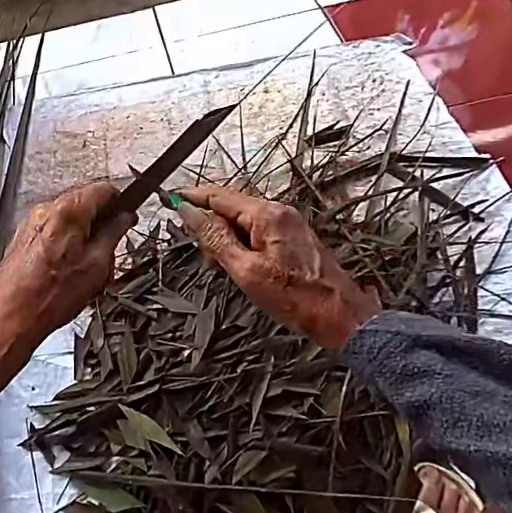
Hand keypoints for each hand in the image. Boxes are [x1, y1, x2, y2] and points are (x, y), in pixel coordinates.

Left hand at [0, 181, 135, 355]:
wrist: (10, 318)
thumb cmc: (47, 297)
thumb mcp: (96, 266)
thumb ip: (113, 234)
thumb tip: (124, 217)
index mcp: (67, 210)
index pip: (103, 189)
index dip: (121, 203)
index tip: (127, 219)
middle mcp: (46, 210)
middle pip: (85, 203)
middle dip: (101, 224)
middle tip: (109, 252)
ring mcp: (32, 224)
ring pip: (70, 220)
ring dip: (84, 237)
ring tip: (87, 269)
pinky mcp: (24, 238)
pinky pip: (54, 232)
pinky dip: (67, 245)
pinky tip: (68, 272)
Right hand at [176, 185, 379, 349]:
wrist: (341, 316)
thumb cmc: (296, 298)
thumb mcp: (246, 270)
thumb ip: (215, 239)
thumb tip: (190, 213)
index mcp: (267, 214)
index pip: (219, 195)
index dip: (192, 198)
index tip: (170, 200)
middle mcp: (279, 211)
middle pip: (231, 205)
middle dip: (208, 222)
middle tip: (197, 249)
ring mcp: (288, 223)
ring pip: (243, 219)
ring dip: (224, 235)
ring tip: (216, 262)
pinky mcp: (293, 237)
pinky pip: (257, 230)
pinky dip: (240, 242)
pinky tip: (235, 263)